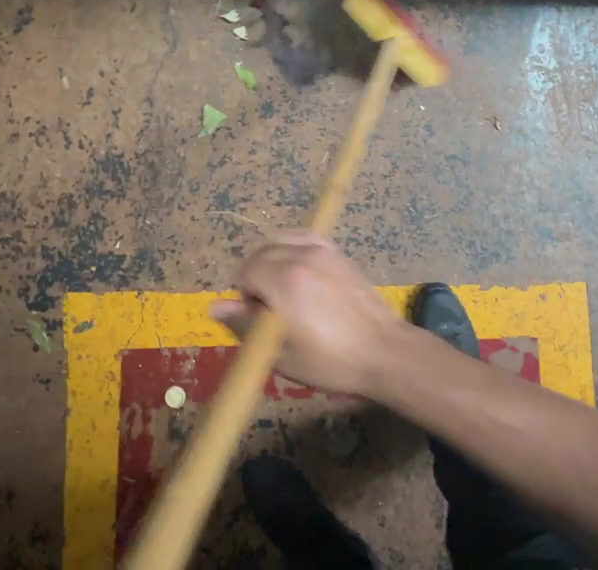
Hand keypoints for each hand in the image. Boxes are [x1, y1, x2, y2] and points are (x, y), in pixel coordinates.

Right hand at [209, 232, 405, 395]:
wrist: (382, 350)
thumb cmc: (330, 360)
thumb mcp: (281, 354)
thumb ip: (246, 325)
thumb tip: (215, 306)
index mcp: (285, 280)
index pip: (245, 272)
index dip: (245, 297)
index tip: (258, 320)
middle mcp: (301, 256)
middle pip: (260, 254)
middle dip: (255, 278)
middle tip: (269, 310)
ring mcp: (322, 250)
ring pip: (279, 242)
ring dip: (272, 262)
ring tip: (283, 291)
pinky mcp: (337, 252)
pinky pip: (302, 237)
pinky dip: (292, 248)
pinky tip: (299, 271)